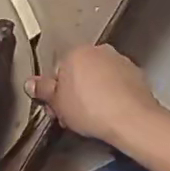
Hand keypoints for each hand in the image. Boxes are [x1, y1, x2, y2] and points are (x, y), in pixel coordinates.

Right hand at [26, 45, 167, 145]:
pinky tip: (111, 113)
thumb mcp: (58, 104)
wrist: (131, 119)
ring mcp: (121, 61)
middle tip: (73, 115)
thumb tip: (32, 83)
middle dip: (75, 92)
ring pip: (100, 77)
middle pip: (80, 71)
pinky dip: (114, 95)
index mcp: (76, 53)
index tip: (57, 108)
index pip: (58, 70)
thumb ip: (43, 90)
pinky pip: (118, 84)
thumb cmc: (92, 110)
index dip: (56, 93)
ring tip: (93, 117)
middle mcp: (100, 51)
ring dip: (95, 93)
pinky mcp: (137, 75)